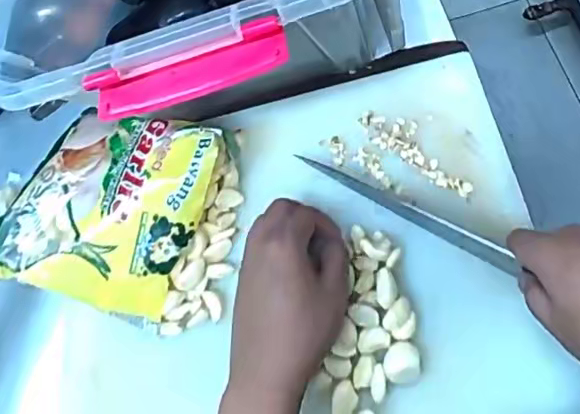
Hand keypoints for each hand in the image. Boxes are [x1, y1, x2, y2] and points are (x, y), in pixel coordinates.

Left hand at [219, 199, 350, 413]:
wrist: (264, 371)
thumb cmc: (303, 332)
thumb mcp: (334, 294)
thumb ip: (337, 256)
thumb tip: (331, 240)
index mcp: (283, 240)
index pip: (306, 213)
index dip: (326, 223)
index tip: (337, 244)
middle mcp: (260, 240)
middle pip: (282, 207)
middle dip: (304, 215)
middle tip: (321, 239)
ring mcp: (247, 255)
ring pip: (266, 219)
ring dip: (287, 224)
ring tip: (305, 251)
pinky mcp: (242, 271)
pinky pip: (258, 238)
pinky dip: (274, 237)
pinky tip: (288, 265)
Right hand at [508, 225, 579, 389]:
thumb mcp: (560, 330)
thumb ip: (535, 299)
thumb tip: (534, 284)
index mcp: (549, 251)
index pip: (519, 240)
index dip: (523, 262)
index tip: (536, 285)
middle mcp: (576, 235)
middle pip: (554, 243)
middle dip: (558, 268)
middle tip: (573, 307)